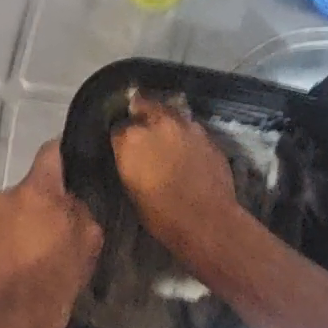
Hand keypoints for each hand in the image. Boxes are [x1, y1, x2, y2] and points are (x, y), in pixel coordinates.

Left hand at [0, 142, 102, 327]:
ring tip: (48, 244)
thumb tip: (69, 201)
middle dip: (51, 197)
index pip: (50, 151)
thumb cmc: (58, 271)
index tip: (77, 161)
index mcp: (37, 188)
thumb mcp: (89, 238)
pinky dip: (19, 235)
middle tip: (67, 218)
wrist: (18, 312)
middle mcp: (9, 195)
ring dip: (33, 218)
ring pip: (20, 207)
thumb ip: (80, 209)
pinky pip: (7, 227)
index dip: (65, 152)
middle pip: (35, 185)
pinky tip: (31, 257)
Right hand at [109, 94, 245, 259]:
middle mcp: (158, 124)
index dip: (121, 137)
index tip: (124, 146)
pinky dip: (186, 136)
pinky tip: (187, 151)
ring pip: (172, 114)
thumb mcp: (132, 190)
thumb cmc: (162, 216)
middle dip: (142, 115)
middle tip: (143, 129)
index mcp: (131, 139)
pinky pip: (192, 130)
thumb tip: (131, 155)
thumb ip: (130, 163)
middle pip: (145, 106)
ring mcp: (187, 127)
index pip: (118, 127)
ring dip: (167, 123)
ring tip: (167, 139)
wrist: (207, 221)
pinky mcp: (209, 136)